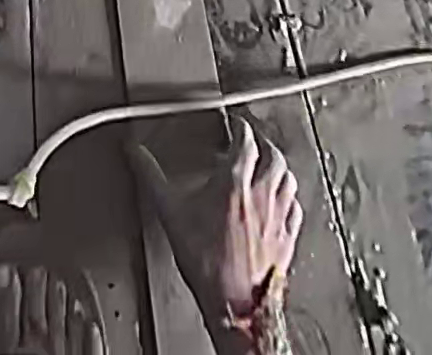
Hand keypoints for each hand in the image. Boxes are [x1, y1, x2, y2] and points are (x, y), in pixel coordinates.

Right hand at [127, 118, 301, 347]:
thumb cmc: (206, 262)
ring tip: (268, 163)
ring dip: (279, 166)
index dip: (241, 127)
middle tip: (254, 139)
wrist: (234, 306)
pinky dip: (289, 196)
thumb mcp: (169, 211)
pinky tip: (282, 200)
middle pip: (274, 156)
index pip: (246, 141)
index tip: (236, 125)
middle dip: (264, 143)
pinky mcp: (288, 240)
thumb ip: (151, 175)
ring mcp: (278, 218)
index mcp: (234, 182)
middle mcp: (261, 195)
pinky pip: (296, 208)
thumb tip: (136, 154)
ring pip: (289, 180)